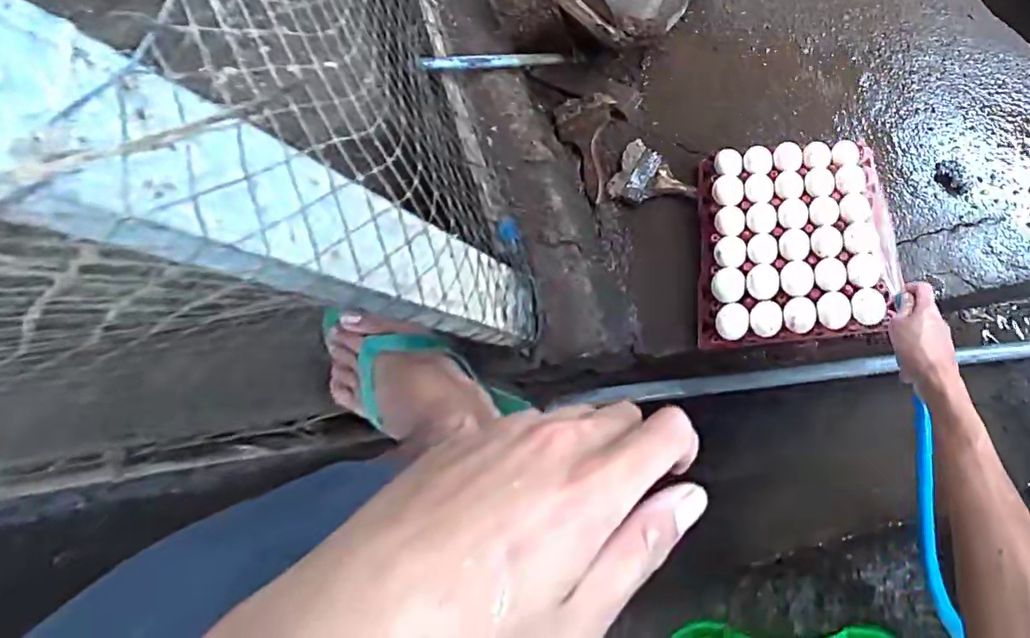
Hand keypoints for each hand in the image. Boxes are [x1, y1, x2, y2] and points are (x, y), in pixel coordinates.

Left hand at [210, 403, 703, 637]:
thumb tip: (690, 499)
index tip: (667, 483)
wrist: (339, 629)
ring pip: (578, 414)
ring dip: (586, 445)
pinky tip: (500, 501)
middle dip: (633, 449)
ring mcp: (509, 430)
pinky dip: (539, 445)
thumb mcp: (572, 626)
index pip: (669, 426)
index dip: (680, 451)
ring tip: (550, 509)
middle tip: (606, 510)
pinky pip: (528, 421)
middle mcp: (559, 440)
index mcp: (595, 486)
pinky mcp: (465, 434)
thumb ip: (642, 549)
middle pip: (627, 413)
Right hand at [888, 281, 958, 395]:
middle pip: (922, 310)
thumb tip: (902, 301)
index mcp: (928, 308)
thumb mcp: (897, 325)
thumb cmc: (919, 353)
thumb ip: (900, 310)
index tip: (899, 296)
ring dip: (910, 338)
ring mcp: (942, 338)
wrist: (936, 381)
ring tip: (901, 349)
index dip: (909, 288)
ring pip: (923, 331)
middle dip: (907, 318)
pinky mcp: (942, 354)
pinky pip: (926, 348)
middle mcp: (938, 321)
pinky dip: (916, 354)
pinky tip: (908, 364)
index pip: (922, 287)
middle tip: (895, 325)